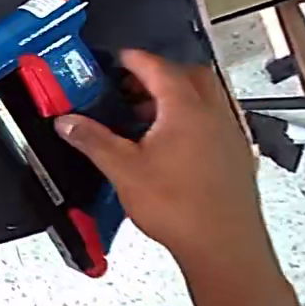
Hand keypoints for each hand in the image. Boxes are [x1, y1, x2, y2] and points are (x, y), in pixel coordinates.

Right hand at [53, 50, 278, 278]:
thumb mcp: (123, 169)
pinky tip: (170, 143)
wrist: (222, 247)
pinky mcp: (237, 156)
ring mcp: (230, 135)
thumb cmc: (180, 208)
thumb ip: (93, 140)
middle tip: (131, 85)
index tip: (120, 58)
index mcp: (186, 109)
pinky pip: (215, 122)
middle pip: (189, 76)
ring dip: (176, 96)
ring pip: (205, 98)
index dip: (135, 59)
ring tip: (146, 115)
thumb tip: (68, 123)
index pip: (158, 68)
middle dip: (158, 74)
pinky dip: (191, 119)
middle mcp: (214, 115)